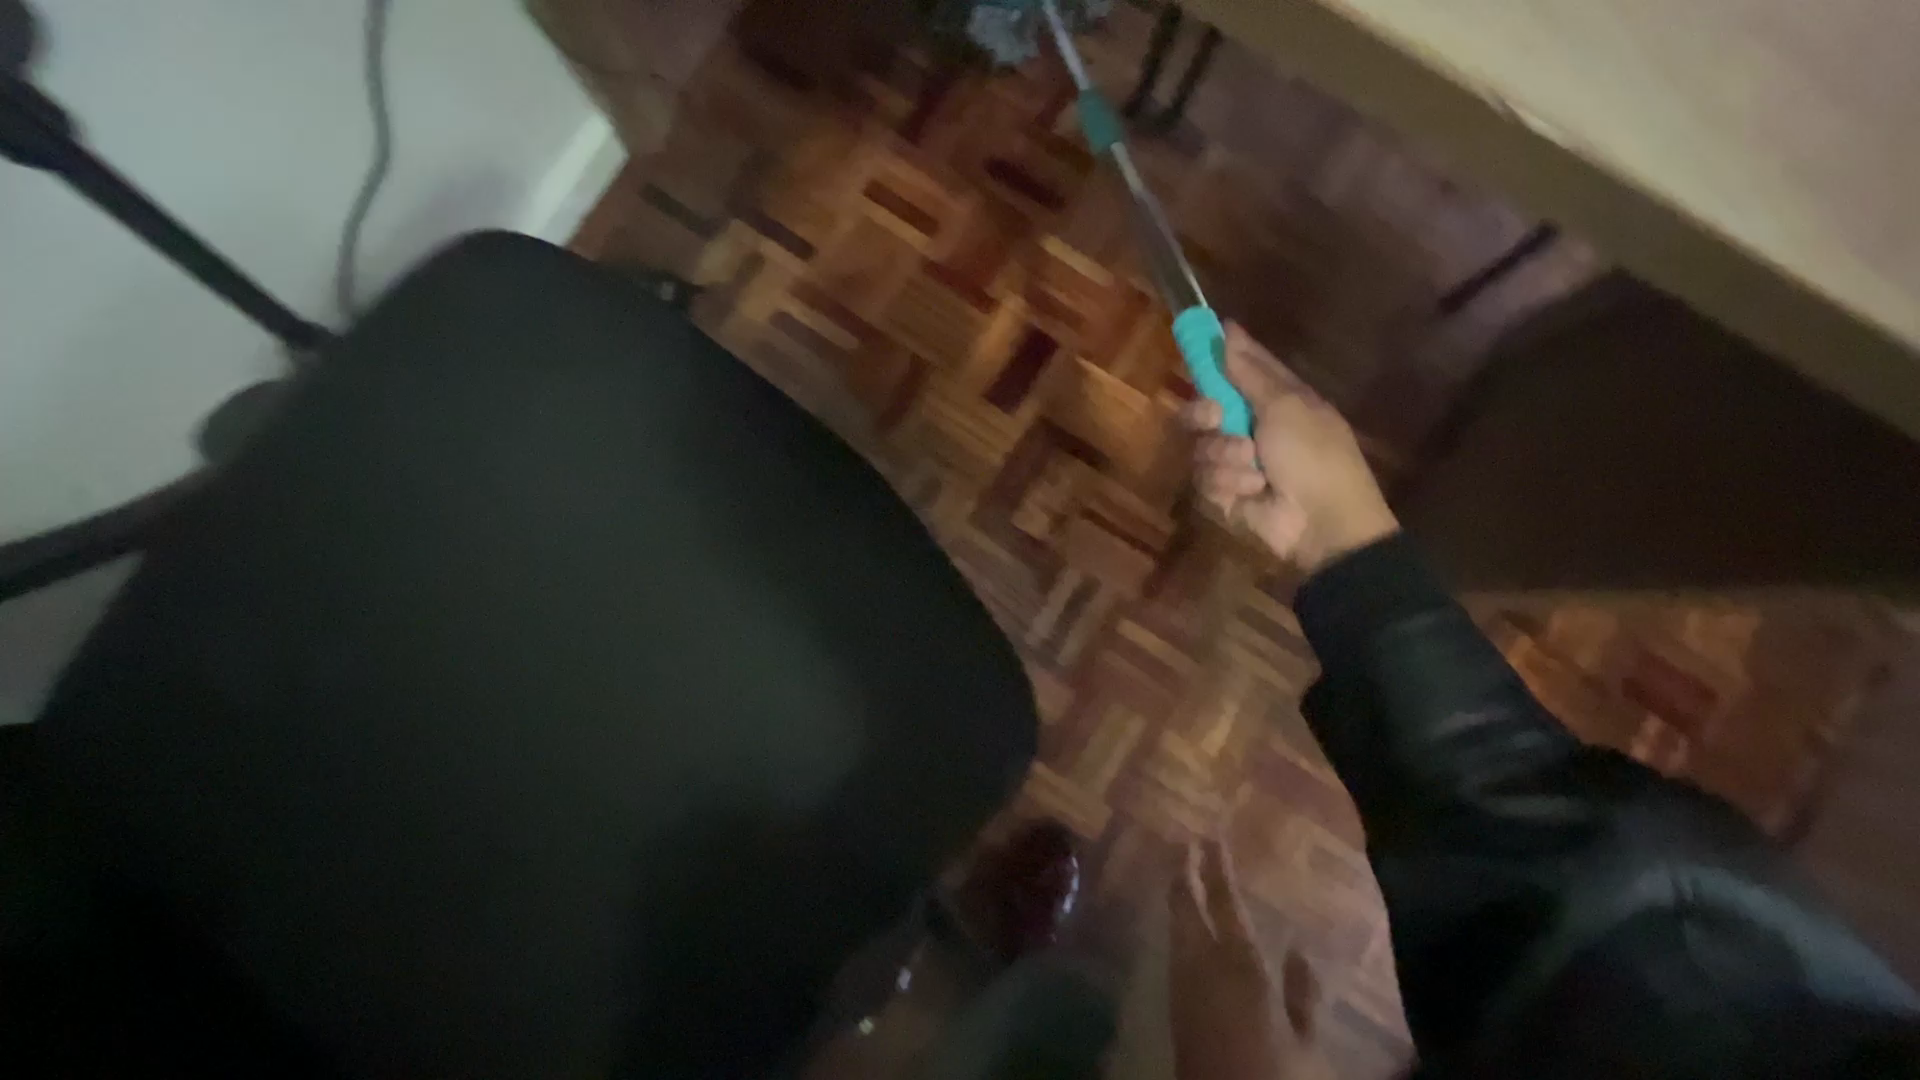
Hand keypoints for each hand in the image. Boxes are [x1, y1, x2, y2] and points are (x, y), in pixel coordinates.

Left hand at [1169, 839, 1328, 1079]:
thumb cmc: (1275, 1075)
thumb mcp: (1307, 1042)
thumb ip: (1303, 995)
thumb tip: (1300, 951)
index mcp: (1239, 963)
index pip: (1224, 901)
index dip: (1216, 865)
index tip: (1210, 834)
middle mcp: (1202, 962)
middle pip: (1185, 904)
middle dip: (1183, 870)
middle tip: (1183, 841)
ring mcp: (1182, 981)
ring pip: (1175, 924)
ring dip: (1178, 895)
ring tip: (1183, 873)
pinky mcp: (1173, 1002)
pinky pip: (1174, 948)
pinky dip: (1178, 925)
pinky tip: (1185, 926)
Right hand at [1183, 324, 1398, 573]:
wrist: (1321, 522)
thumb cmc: (1313, 456)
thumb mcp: (1287, 406)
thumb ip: (1249, 373)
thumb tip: (1228, 330)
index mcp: (1276, 397)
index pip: (1241, 365)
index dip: (1221, 351)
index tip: (1195, 334)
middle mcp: (1251, 424)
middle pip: (1204, 405)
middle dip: (1204, 411)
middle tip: (1215, 416)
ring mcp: (1235, 459)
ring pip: (1200, 444)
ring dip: (1225, 455)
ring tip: (1252, 468)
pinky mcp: (1223, 492)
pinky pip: (1204, 477)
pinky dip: (1228, 482)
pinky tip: (1251, 490)